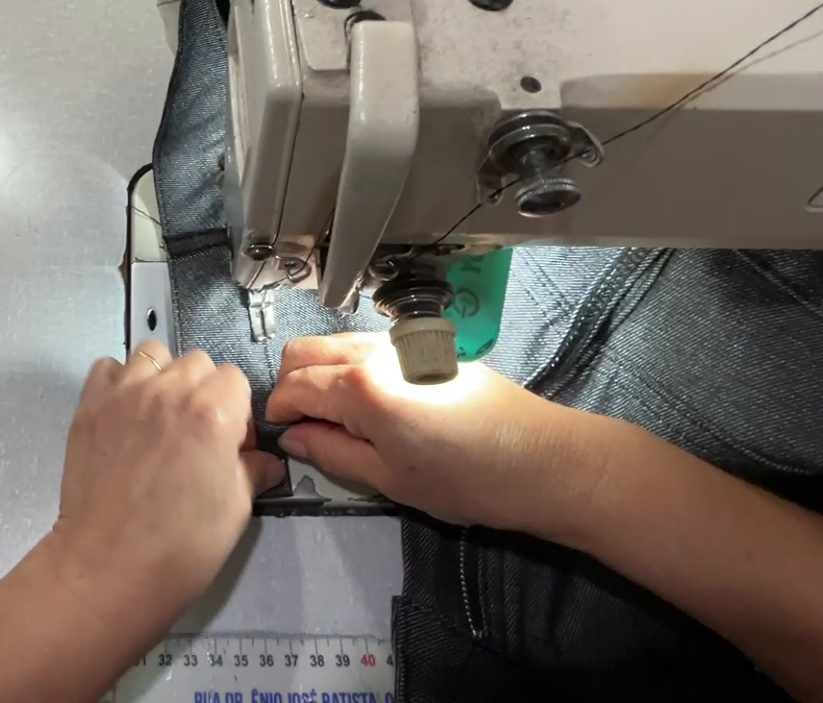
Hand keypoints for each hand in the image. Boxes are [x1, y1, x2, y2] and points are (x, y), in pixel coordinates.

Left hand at [40, 341, 284, 624]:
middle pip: (197, 362)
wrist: (109, 567)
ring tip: (158, 414)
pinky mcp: (91, 403)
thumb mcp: (236, 510)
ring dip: (162, 375)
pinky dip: (119, 381)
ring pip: (154, 353)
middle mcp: (170, 389)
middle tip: (195, 432)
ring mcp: (126, 392)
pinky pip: (108, 366)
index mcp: (213, 411)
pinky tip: (123, 413)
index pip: (236, 379)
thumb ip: (252, 470)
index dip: (237, 411)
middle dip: (203, 390)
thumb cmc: (180, 546)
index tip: (230, 442)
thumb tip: (264, 460)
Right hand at [265, 333, 608, 541]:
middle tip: (305, 424)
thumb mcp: (390, 480)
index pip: (294, 385)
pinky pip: (362, 345)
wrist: (545, 459)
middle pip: (302, 350)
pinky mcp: (419, 343)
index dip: (277, 410)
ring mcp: (396, 342)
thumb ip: (331, 452)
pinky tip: (371, 402)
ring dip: (317, 372)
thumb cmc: (467, 481)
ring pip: (331, 342)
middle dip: (290, 384)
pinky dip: (346, 366)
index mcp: (360, 387)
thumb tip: (292, 436)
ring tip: (337, 415)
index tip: (281, 434)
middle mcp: (371, 351)